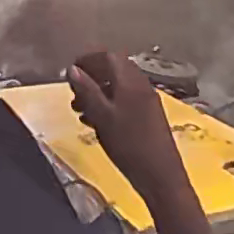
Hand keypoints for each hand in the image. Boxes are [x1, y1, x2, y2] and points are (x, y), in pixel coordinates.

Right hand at [68, 52, 186, 194]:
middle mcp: (141, 84)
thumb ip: (87, 90)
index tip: (71, 71)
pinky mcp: (150, 116)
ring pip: (119, 87)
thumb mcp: (102, 116)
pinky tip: (97, 123)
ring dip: (99, 93)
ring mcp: (147, 100)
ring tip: (80, 110)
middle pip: (114, 70)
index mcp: (130, 80)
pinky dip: (109, 105)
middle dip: (92, 77)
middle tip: (74, 92)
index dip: (88, 59)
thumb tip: (72, 68)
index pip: (108, 56)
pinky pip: (126, 100)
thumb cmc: (129, 144)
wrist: (162, 178)